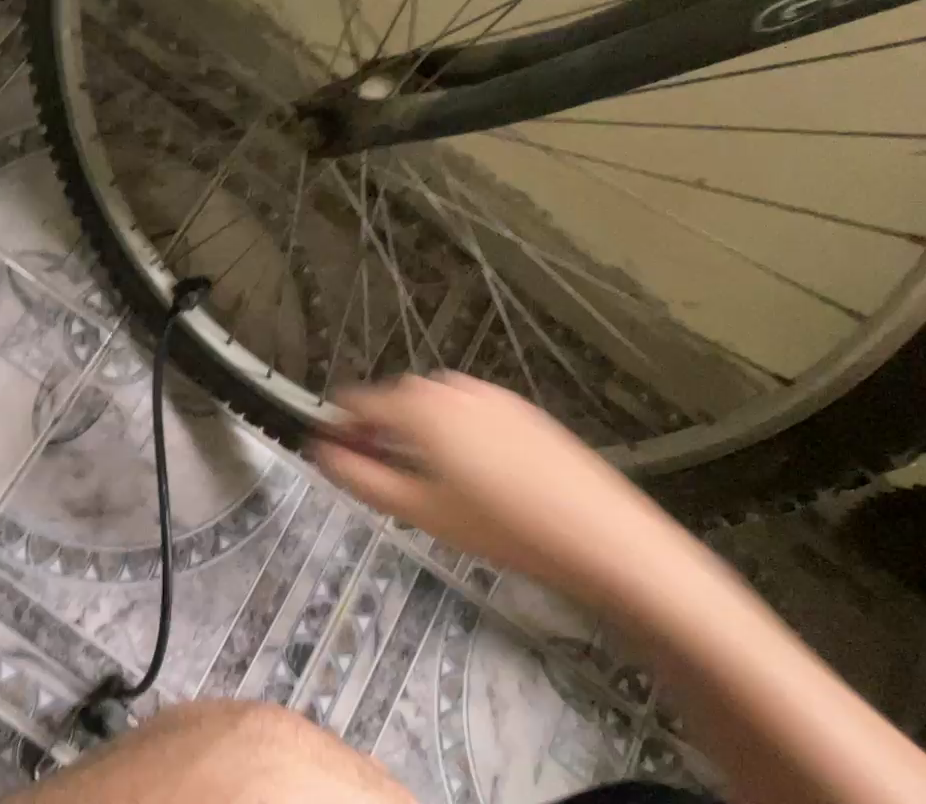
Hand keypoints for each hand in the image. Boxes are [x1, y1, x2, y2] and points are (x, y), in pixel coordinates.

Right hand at [310, 372, 688, 606]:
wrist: (605, 538)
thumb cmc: (500, 527)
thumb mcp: (418, 510)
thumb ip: (359, 477)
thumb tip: (320, 451)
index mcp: (418, 406)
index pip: (356, 401)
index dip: (337, 426)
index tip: (331, 453)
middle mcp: (451, 388)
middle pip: (395, 400)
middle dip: (377, 429)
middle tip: (376, 473)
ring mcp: (491, 396)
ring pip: (433, 405)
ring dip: (414, 429)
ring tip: (423, 475)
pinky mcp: (523, 410)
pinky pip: (468, 411)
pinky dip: (453, 430)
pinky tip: (472, 473)